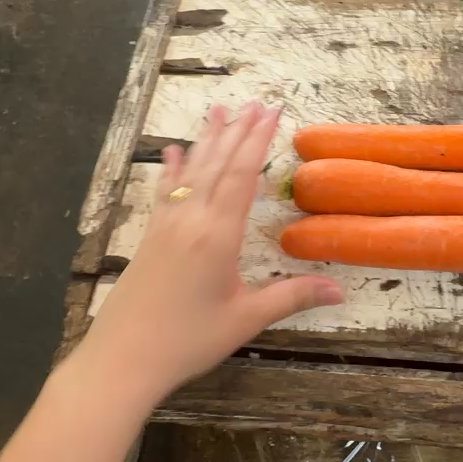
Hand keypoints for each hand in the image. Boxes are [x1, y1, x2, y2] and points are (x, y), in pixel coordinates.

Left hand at [73, 102, 343, 405]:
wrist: (121, 360)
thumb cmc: (187, 340)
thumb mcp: (246, 319)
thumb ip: (293, 297)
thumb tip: (340, 290)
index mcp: (218, 234)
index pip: (243, 176)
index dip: (259, 141)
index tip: (273, 112)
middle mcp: (190, 219)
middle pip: (218, 165)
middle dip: (239, 131)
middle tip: (256, 102)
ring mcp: (166, 225)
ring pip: (191, 172)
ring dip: (207, 140)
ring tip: (219, 110)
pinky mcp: (150, 237)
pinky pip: (165, 192)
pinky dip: (171, 169)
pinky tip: (171, 152)